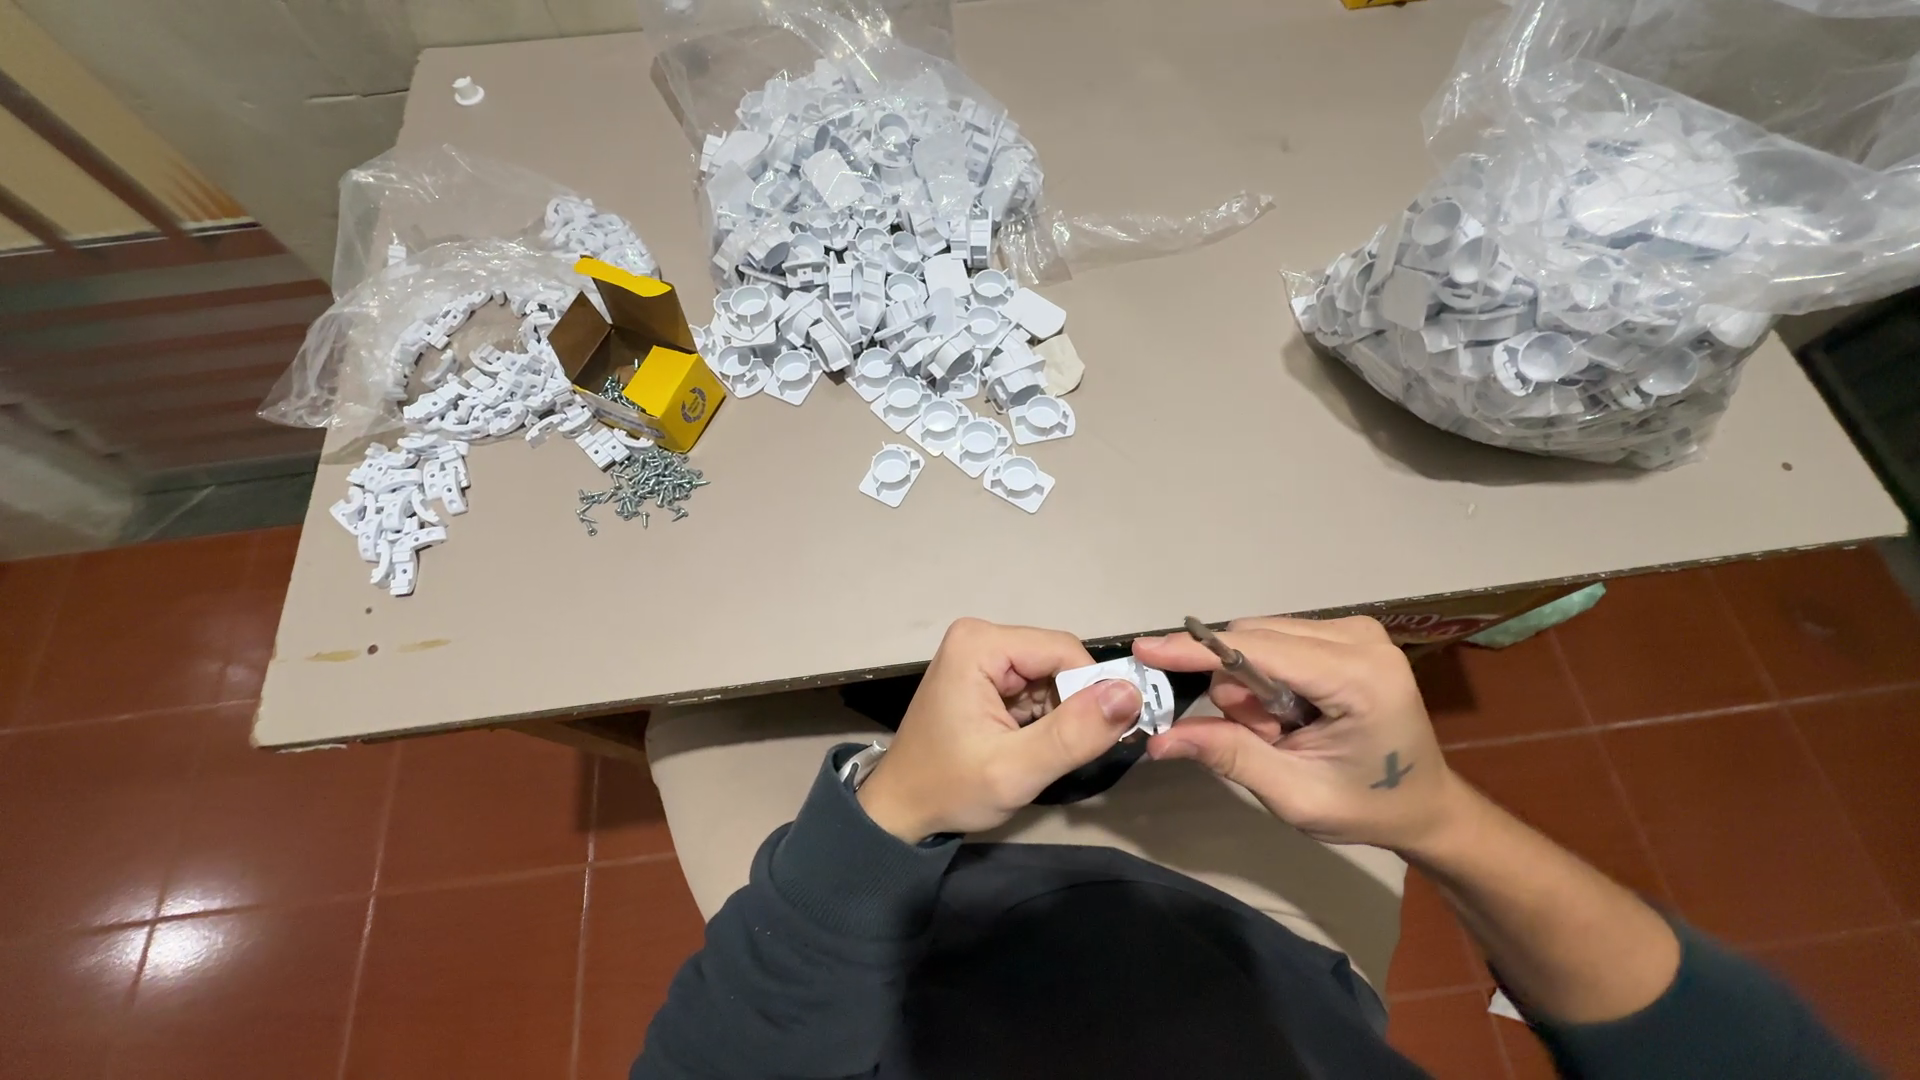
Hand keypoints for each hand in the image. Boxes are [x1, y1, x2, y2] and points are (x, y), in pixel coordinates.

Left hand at [857, 618, 1142, 842]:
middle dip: (1073, 705)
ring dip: (1059, 715)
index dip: (1090, 693)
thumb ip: (1073, 733)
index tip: (1093, 738)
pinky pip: (1036, 687)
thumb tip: (1130, 694)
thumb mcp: (1015, 770)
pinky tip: (1029, 745)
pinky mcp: (985, 676)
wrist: (900, 811)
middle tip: (1062, 752)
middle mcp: (980, 636)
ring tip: (1039, 752)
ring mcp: (981, 655)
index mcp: (980, 644)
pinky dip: (1044, 718)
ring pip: (1052, 676)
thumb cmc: (949, 789)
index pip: (1064, 651)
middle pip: (1059, 660)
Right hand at [1130, 616, 1460, 850]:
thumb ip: (1229, 756)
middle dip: (1235, 686)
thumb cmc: (1367, 805)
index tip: (1144, 649)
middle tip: (1261, 736)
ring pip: (1260, 635)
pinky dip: (1264, 674)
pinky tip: (1289, 710)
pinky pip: (1275, 638)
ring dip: (1249, 683)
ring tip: (1280, 730)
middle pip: (1254, 637)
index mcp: (1360, 678)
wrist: (1426, 804)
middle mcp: (1361, 638)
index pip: (1259, 649)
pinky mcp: (1348, 631)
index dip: (1197, 649)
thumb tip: (1159, 740)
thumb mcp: (1295, 795)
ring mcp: (1357, 629)